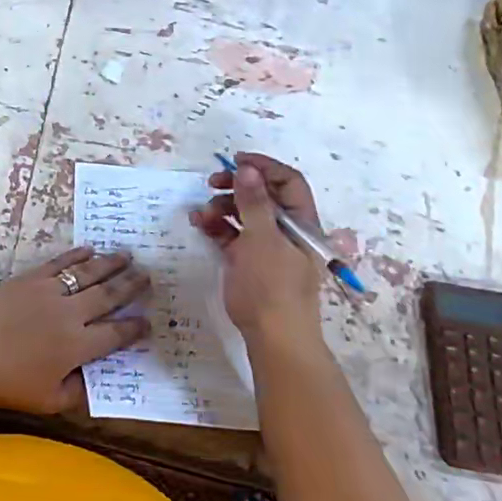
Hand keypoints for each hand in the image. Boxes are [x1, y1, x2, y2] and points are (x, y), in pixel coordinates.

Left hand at [0, 247, 150, 412]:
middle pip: (108, 296)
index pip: (116, 334)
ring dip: (110, 264)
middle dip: (130, 286)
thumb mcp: (49, 401)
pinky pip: (58, 263)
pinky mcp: (28, 279)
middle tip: (148, 276)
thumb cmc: (6, 385)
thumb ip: (79, 390)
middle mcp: (69, 315)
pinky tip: (89, 250)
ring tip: (127, 256)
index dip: (135, 327)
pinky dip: (76, 256)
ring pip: (87, 274)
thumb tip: (99, 377)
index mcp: (77, 347)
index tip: (149, 320)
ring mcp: (48, 292)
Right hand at [190, 153, 323, 344]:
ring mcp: (268, 248)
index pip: (287, 181)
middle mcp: (287, 231)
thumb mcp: (262, 239)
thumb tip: (248, 169)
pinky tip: (200, 224)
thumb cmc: (272, 286)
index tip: (235, 161)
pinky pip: (233, 235)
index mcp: (301, 222)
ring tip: (201, 214)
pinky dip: (217, 226)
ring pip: (245, 215)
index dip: (264, 166)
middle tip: (212, 183)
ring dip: (222, 207)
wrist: (274, 339)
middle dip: (237, 186)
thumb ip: (254, 202)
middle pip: (263, 196)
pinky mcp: (250, 263)